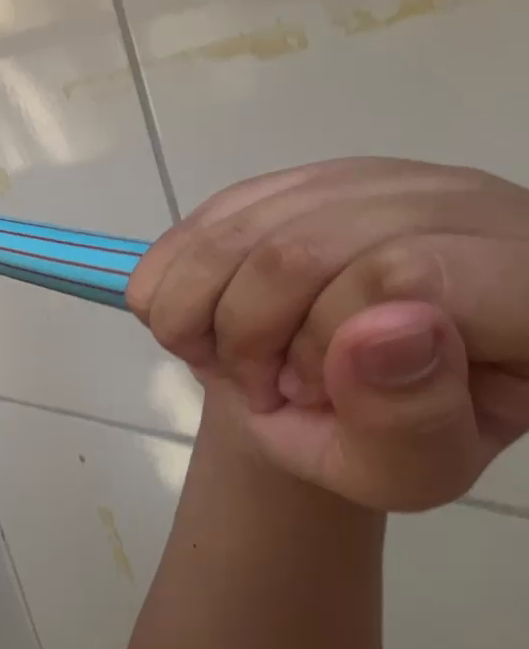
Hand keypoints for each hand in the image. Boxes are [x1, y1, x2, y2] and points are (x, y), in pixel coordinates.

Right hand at [127, 157, 528, 510]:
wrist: (318, 398)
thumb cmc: (367, 437)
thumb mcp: (398, 469)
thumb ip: (408, 420)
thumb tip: (384, 329)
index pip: (406, 272)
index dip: (328, 338)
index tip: (316, 394)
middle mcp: (481, 209)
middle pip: (304, 248)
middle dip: (246, 331)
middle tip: (258, 381)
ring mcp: (385, 180)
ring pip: (238, 231)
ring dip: (195, 311)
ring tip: (219, 352)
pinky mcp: (300, 179)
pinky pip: (202, 221)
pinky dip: (167, 285)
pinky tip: (196, 318)